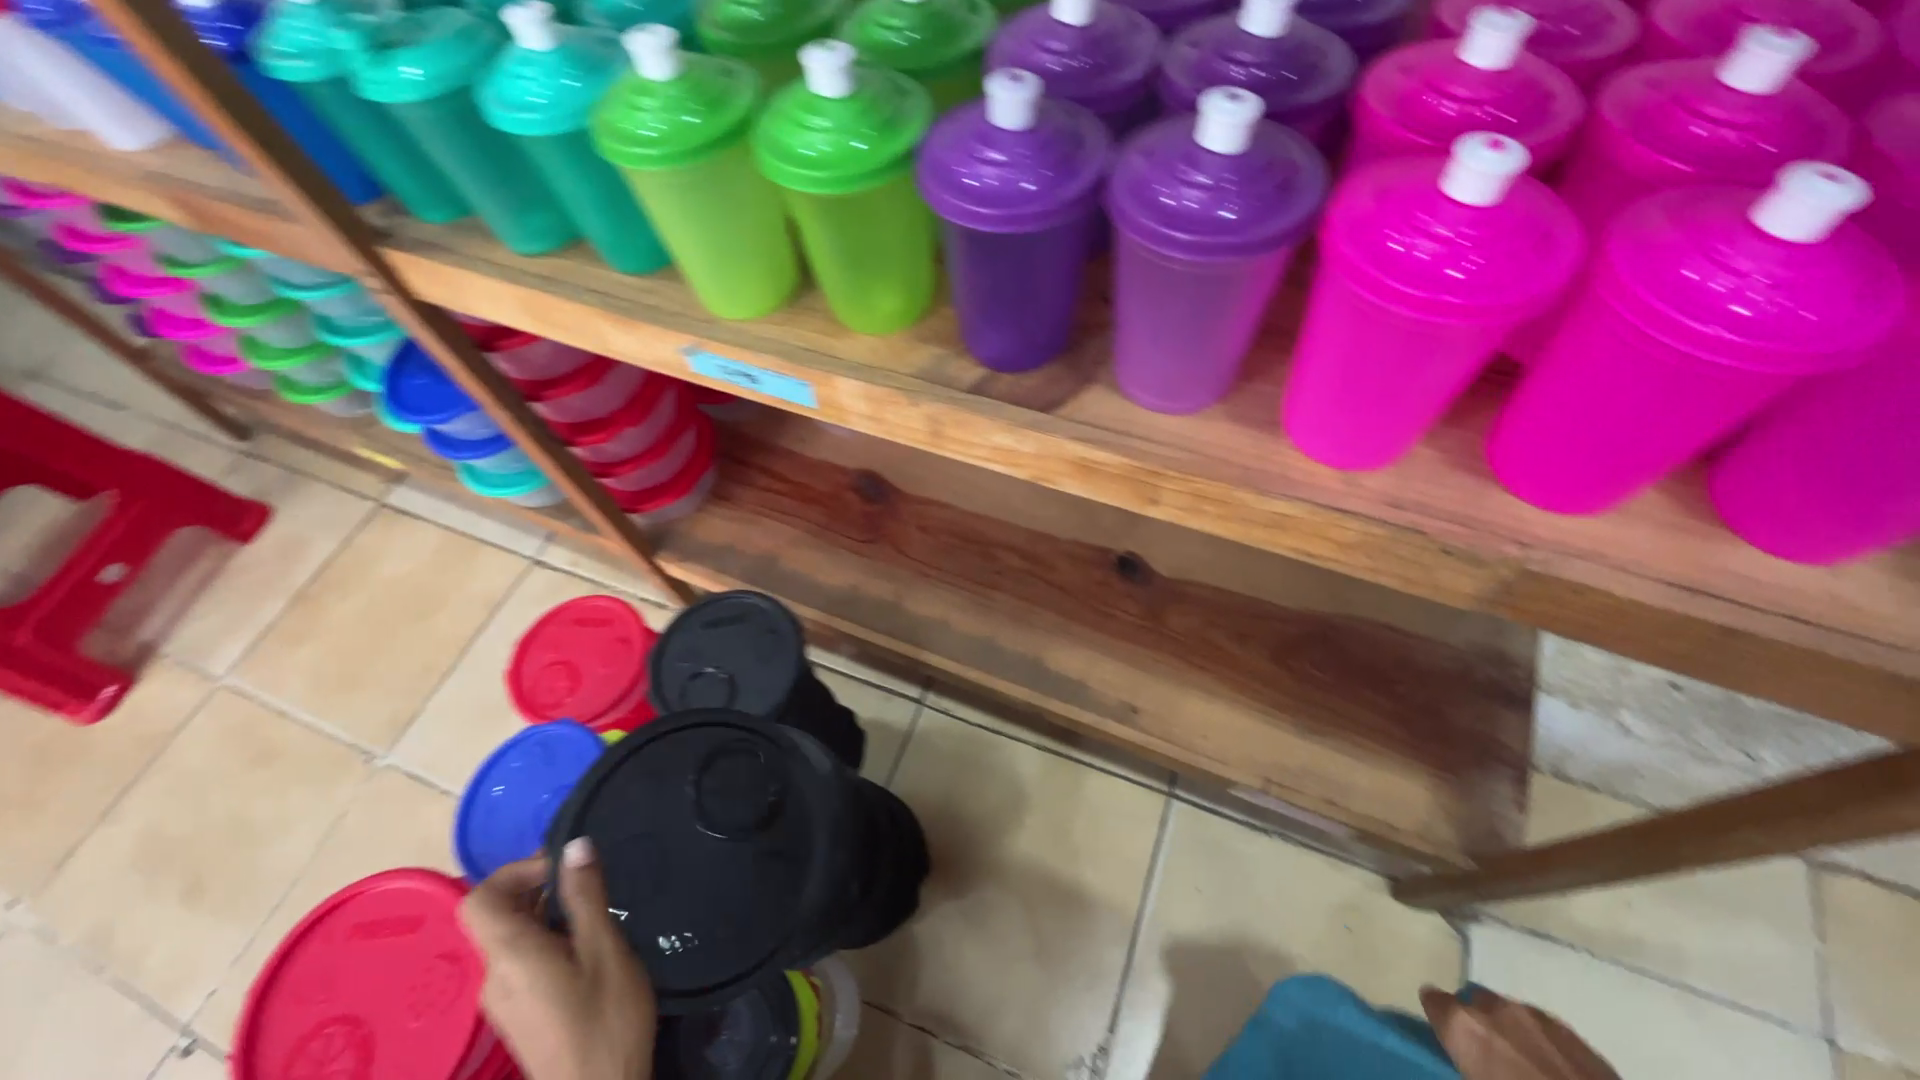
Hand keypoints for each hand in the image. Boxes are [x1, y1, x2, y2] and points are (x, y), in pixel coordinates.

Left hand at [461, 839, 656, 1079]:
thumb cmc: (605, 1020)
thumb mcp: (605, 950)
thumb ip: (586, 897)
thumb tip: (574, 846)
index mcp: (510, 954)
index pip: (480, 899)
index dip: (514, 871)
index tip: (561, 866)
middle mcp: (494, 975)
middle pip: (496, 918)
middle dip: (537, 888)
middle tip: (587, 881)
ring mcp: (503, 1000)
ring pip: (512, 941)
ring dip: (545, 915)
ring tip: (595, 913)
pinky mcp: (519, 1016)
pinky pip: (521, 963)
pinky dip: (547, 942)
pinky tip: (588, 951)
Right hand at [1421, 986, 1619, 1079]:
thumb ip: (1466, 1064)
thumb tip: (1470, 1061)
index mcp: (1462, 1026)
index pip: (1433, 999)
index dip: (1437, 1014)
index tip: (1441, 1029)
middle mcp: (1493, 1009)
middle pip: (1474, 1000)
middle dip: (1477, 1019)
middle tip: (1486, 1051)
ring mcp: (1535, 1015)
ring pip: (1509, 1011)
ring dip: (1509, 1028)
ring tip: (1520, 1059)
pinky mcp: (1569, 1029)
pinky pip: (1540, 1024)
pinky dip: (1537, 1038)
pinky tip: (1548, 1064)